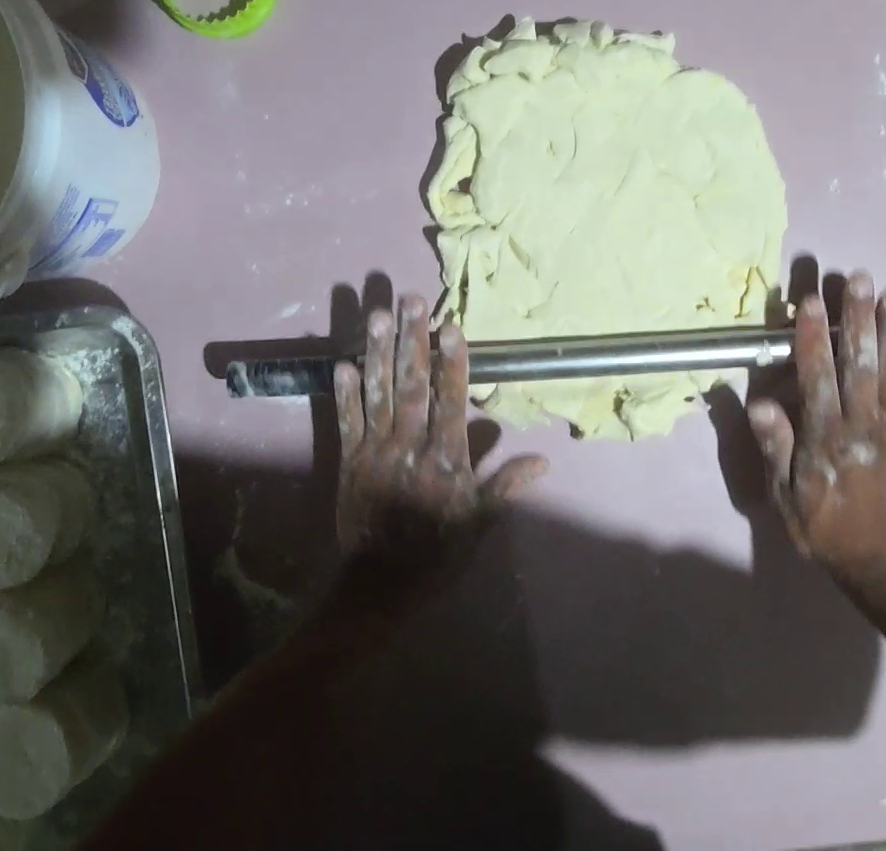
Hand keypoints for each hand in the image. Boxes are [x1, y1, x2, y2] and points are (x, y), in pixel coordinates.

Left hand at [332, 295, 546, 572]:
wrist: (381, 585)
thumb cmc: (437, 553)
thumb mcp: (478, 525)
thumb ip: (505, 487)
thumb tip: (543, 460)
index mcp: (445, 461)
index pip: (450, 403)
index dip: (451, 363)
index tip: (450, 326)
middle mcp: (409, 448)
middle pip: (412, 387)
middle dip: (412, 341)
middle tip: (411, 300)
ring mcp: (375, 453)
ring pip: (377, 395)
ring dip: (377, 354)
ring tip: (377, 316)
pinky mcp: (349, 462)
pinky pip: (347, 422)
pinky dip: (344, 393)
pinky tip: (342, 362)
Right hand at [747, 271, 885, 596]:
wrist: (882, 559)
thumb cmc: (822, 526)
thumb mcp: (785, 496)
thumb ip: (776, 448)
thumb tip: (759, 404)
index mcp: (825, 436)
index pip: (817, 376)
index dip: (812, 337)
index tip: (809, 301)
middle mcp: (861, 424)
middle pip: (858, 362)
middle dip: (857, 318)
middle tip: (858, 279)